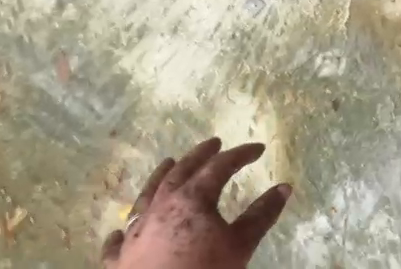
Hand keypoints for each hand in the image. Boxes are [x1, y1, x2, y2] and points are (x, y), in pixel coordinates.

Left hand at [101, 138, 290, 268]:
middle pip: (180, 172)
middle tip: (214, 143)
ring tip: (168, 163)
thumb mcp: (240, 244)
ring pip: (146, 197)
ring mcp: (134, 236)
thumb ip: (262, 214)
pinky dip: (121, 231)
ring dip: (159, 177)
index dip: (241, 155)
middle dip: (199, 156)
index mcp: (192, 198)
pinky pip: (117, 242)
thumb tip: (284, 188)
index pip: (220, 166)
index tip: (258, 149)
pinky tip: (119, 230)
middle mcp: (160, 209)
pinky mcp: (117, 263)